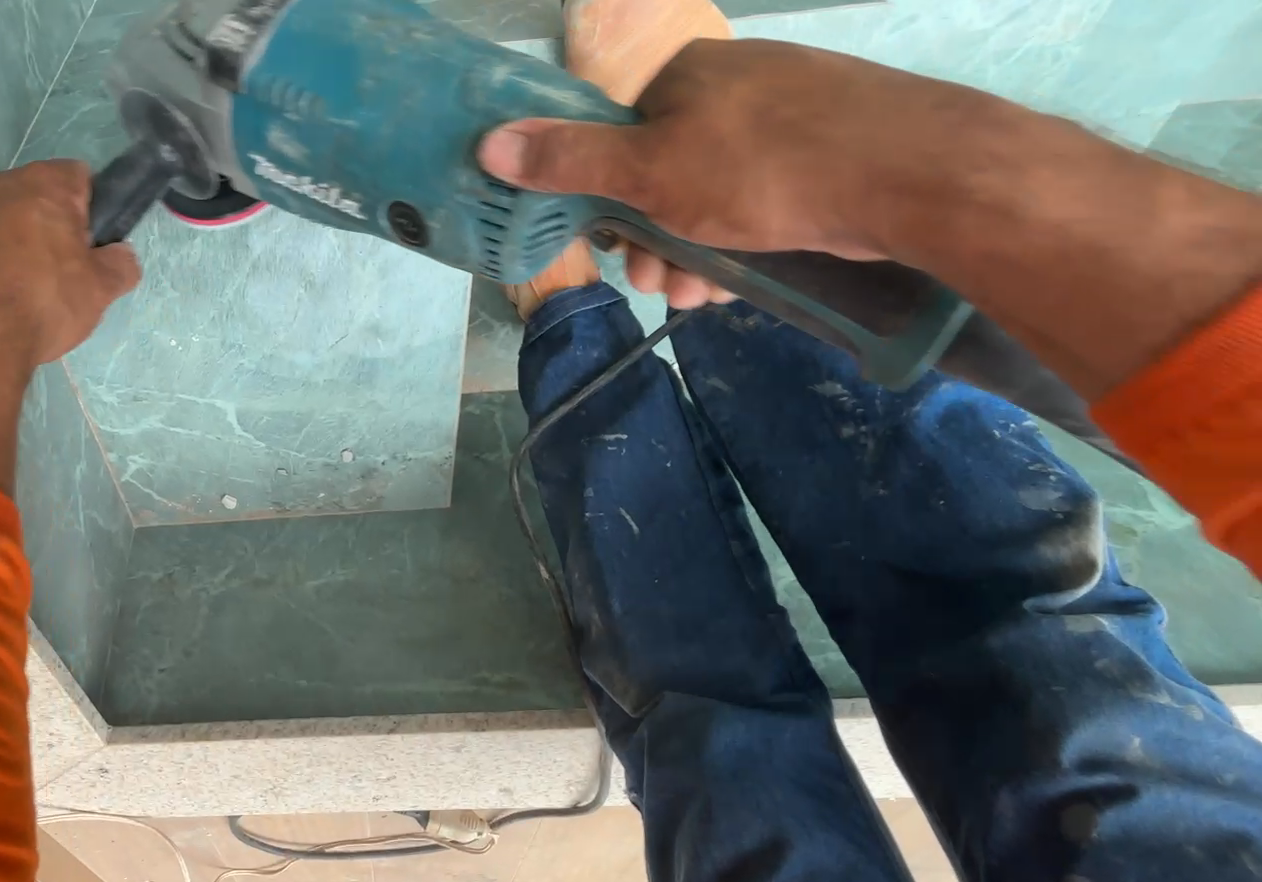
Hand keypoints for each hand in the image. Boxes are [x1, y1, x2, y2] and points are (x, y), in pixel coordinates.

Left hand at [0, 160, 139, 492]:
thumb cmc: (45, 300)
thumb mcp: (101, 289)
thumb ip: (120, 266)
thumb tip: (123, 255)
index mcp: (44, 183)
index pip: (81, 176)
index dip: (96, 208)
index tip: (97, 245)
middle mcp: (0, 183)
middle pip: (41, 197)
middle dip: (57, 226)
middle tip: (70, 271)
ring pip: (9, 220)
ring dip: (24, 244)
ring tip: (33, 289)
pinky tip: (5, 296)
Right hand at [480, 39, 970, 263]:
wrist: (904, 175)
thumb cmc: (759, 170)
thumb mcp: (646, 173)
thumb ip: (568, 161)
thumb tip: (487, 143)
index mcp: (682, 77)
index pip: (617, 147)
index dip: (611, 210)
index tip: (622, 256)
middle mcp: (729, 85)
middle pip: (660, 179)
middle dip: (654, 244)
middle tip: (664, 286)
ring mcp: (780, 112)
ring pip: (707, 198)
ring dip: (690, 256)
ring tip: (701, 294)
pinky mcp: (820, 146)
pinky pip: (753, 200)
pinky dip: (735, 243)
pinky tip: (737, 277)